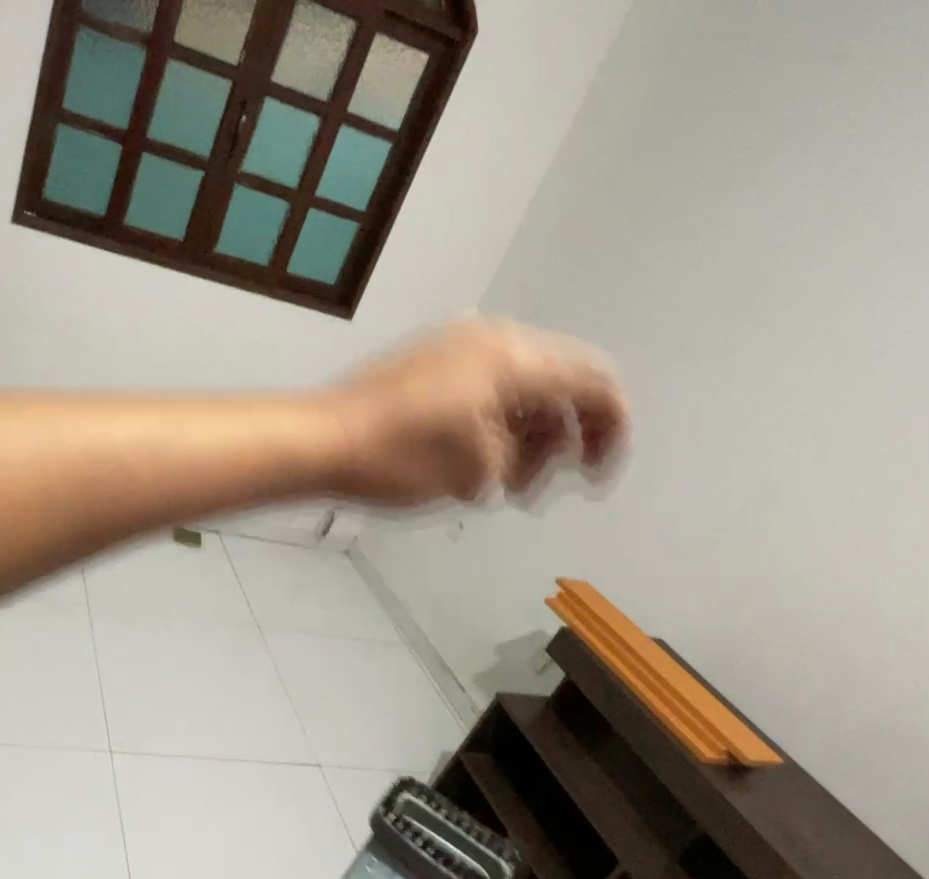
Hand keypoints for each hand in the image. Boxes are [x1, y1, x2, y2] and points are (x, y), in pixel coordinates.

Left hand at [323, 317, 629, 504]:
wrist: (318, 441)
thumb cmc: (397, 458)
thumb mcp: (479, 465)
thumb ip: (534, 449)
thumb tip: (539, 446)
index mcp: (513, 355)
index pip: (594, 382)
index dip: (611, 430)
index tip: (598, 476)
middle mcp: (489, 338)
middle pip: (556, 385)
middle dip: (558, 441)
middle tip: (532, 491)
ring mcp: (452, 345)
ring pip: (516, 389)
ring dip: (523, 438)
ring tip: (498, 486)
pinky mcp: (425, 362)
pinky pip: (480, 388)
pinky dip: (490, 424)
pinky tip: (470, 466)